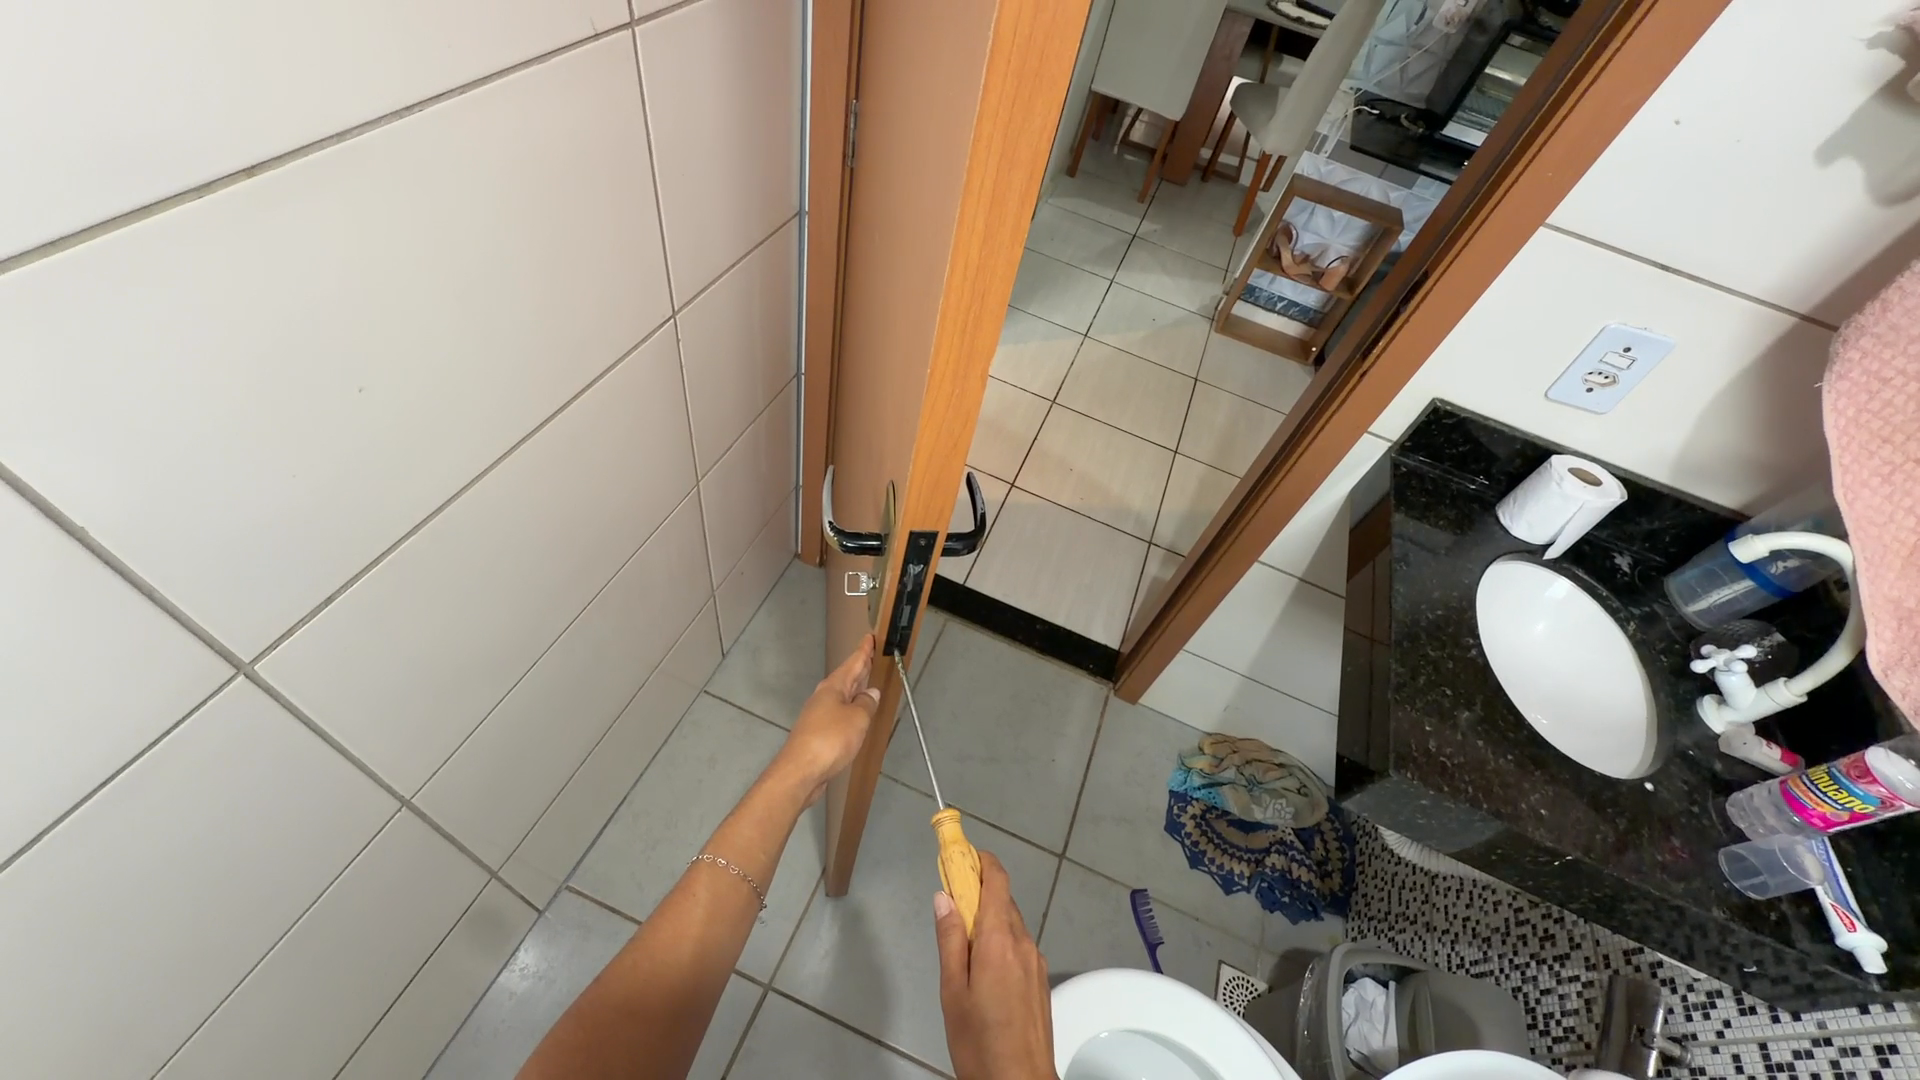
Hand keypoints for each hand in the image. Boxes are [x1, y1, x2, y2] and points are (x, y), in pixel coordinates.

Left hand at [773, 634, 880, 804]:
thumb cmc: (830, 739)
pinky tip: (855, 714)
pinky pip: (839, 712)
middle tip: (871, 656)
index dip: (863, 651)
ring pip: (842, 695)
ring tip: (867, 683)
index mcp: (834, 687)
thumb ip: (867, 704)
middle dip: (859, 667)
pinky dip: (850, 707)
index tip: (870, 637)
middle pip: (846, 678)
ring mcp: (819, 715)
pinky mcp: (818, 733)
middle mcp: (824, 697)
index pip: (853, 663)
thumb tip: (872, 693)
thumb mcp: (857, 718)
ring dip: (855, 688)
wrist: (801, 770)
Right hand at [934, 851, 1055, 1079]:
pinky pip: (1019, 946)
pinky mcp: (1041, 980)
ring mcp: (1036, 962)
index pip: (998, 880)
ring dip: (990, 919)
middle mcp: (1023, 943)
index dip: (982, 860)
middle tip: (952, 904)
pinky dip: (1001, 941)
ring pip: (1012, 924)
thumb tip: (945, 897)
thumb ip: (950, 940)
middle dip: (979, 893)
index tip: (962, 855)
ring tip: (963, 945)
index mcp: (1000, 940)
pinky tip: (984, 970)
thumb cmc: (978, 1040)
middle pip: (1004, 901)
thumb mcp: (952, 991)